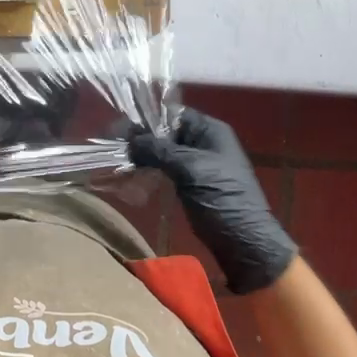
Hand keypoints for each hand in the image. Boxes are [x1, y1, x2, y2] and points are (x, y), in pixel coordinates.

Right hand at [129, 108, 297, 294]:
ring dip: (142, 155)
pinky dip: (149, 171)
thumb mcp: (190, 169)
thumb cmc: (222, 199)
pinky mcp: (190, 184)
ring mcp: (197, 165)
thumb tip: (130, 141)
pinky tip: (130, 176)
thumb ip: (159, 150)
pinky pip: (165, 170)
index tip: (119, 129)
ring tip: (117, 161)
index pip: (172, 113)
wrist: (244, 243)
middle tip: (112, 146)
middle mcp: (203, 143)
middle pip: (166, 131)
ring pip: (163, 152)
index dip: (146, 118)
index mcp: (210, 131)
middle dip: (140, 138)